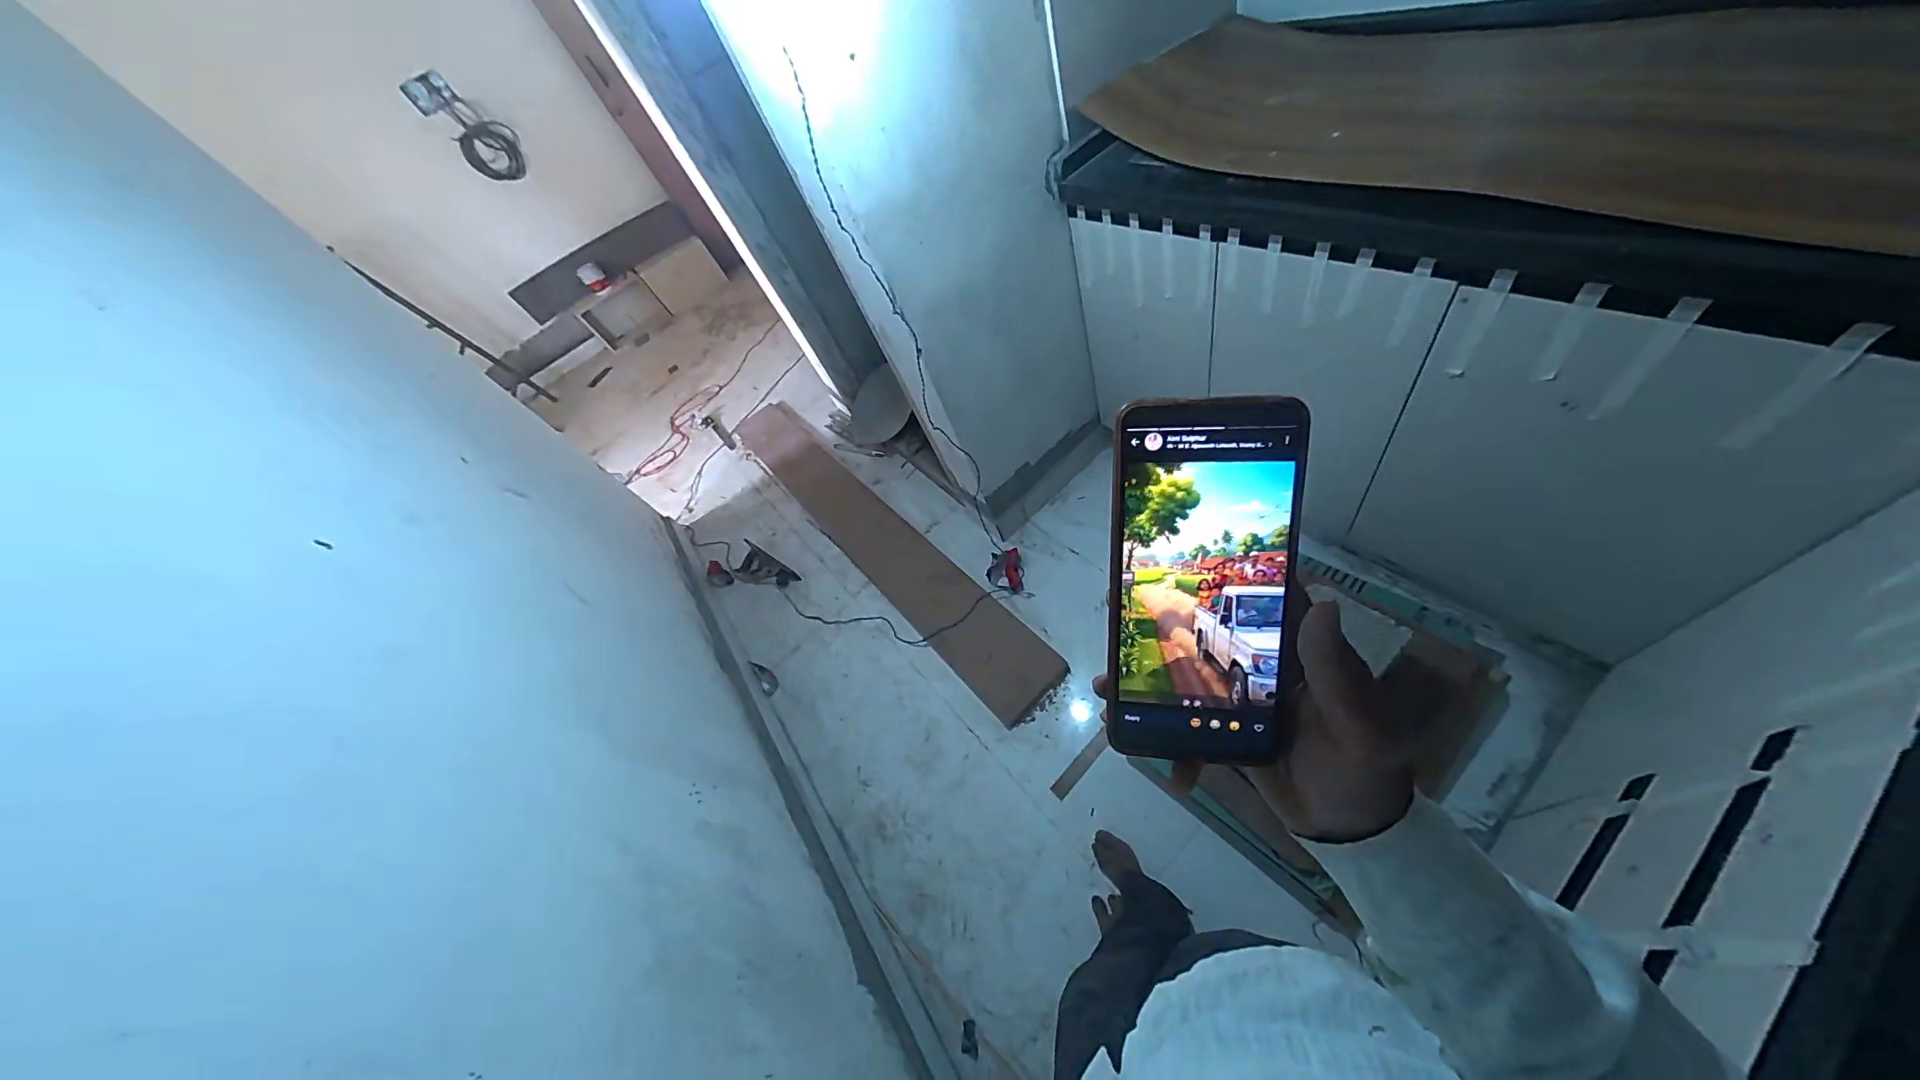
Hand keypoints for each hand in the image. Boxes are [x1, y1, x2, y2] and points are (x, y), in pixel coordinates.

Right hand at [1095, 597, 1414, 843]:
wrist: (1350, 829)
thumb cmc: (1366, 767)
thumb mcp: (1361, 723)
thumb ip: (1337, 672)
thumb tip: (1322, 604)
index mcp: (1297, 651)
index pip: (1258, 601)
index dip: (1221, 576)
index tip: (1176, 562)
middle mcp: (1262, 666)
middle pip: (1204, 636)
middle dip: (1158, 628)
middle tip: (1116, 618)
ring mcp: (1238, 700)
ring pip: (1184, 680)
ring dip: (1144, 683)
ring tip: (1105, 687)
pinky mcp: (1223, 733)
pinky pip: (1186, 728)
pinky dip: (1166, 743)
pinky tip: (1162, 764)